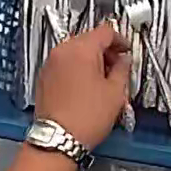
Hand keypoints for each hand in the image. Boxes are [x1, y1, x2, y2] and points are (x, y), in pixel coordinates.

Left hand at [35, 25, 130, 146]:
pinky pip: (65, 64)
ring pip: (75, 52)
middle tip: (118, 67)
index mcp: (81, 49)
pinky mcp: (44, 77)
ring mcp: (50, 64)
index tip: (126, 50)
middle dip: (105, 51)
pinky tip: (87, 88)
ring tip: (103, 81)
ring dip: (91, 60)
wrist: (58, 139)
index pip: (105, 31)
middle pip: (89, 40)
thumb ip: (123, 69)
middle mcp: (62, 51)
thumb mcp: (115, 92)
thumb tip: (124, 61)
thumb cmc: (86, 117)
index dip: (120, 40)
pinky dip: (77, 69)